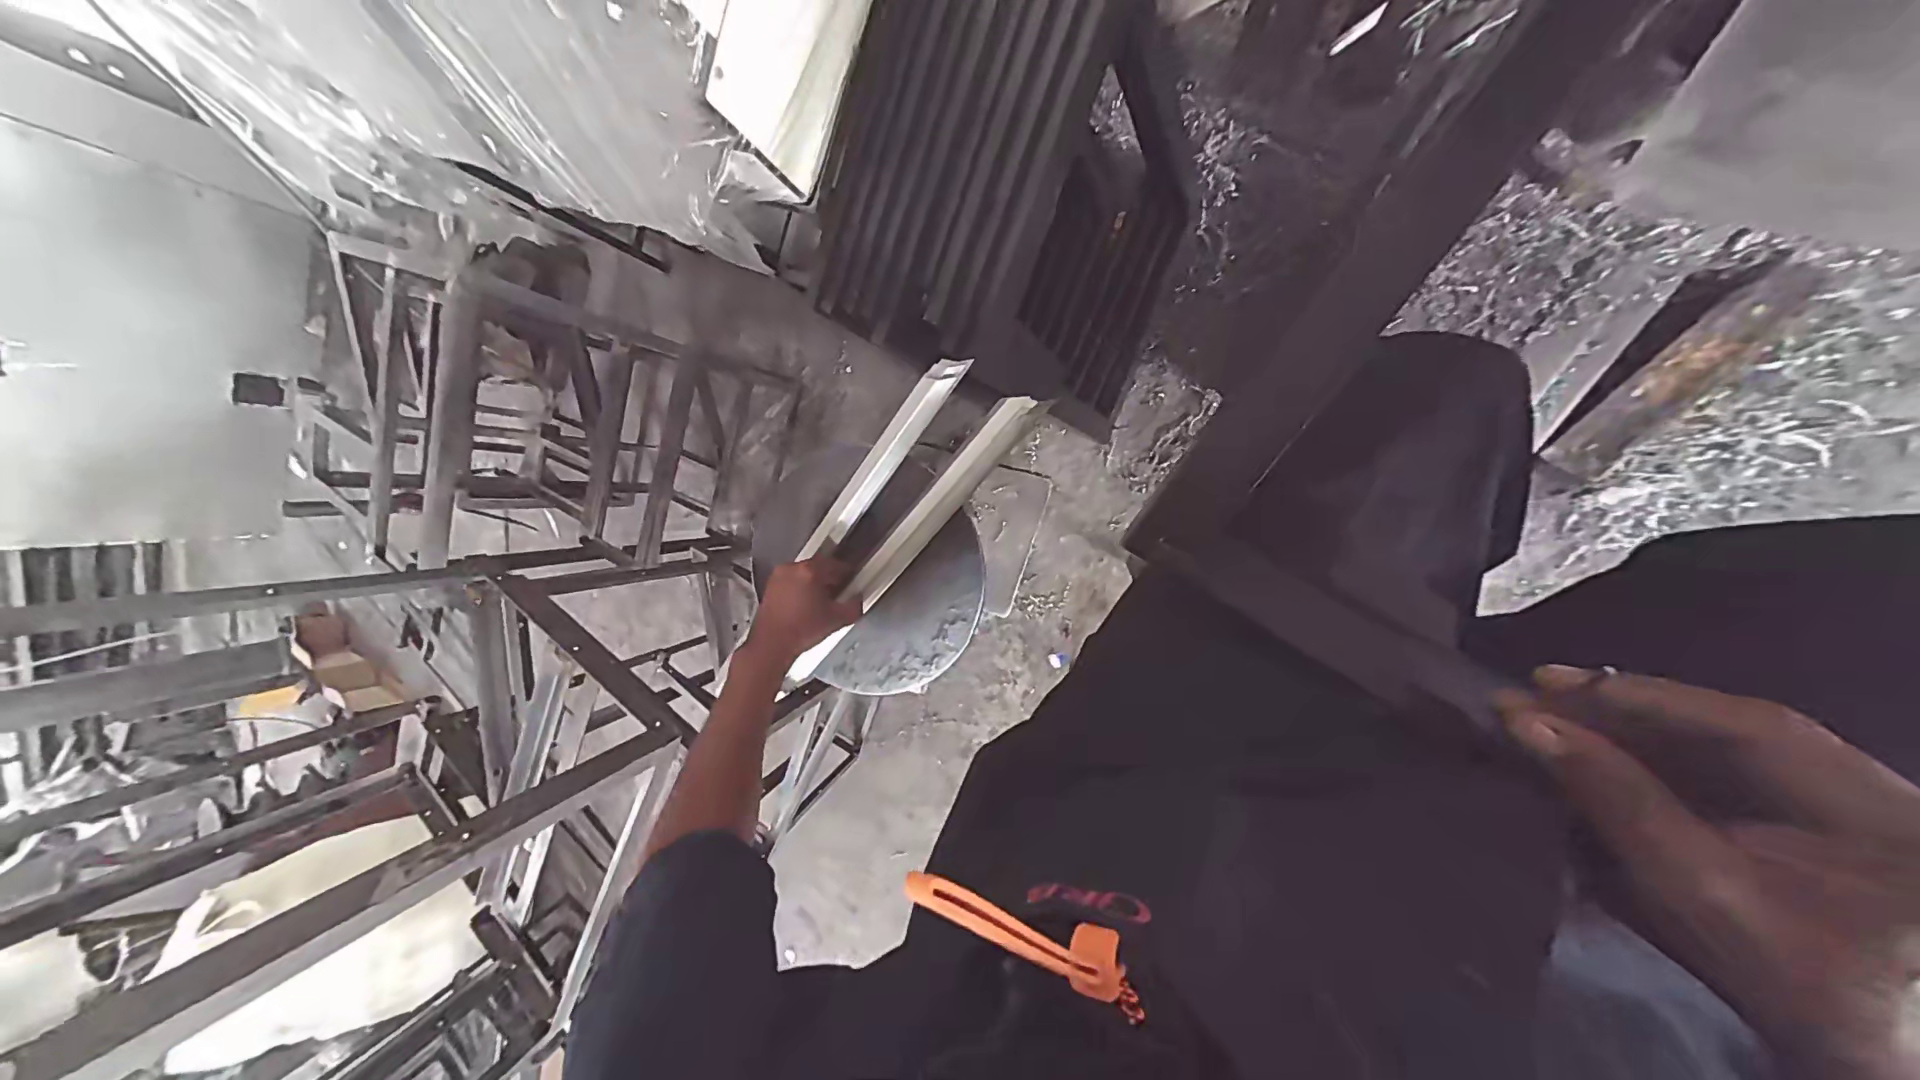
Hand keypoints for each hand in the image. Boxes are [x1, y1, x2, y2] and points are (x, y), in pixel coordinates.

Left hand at [742, 557, 862, 663]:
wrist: (772, 644)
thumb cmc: (800, 630)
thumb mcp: (837, 619)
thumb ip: (854, 606)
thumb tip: (857, 601)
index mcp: (810, 571)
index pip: (835, 564)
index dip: (846, 573)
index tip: (851, 579)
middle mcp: (792, 569)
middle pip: (818, 567)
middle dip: (830, 577)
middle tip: (839, 590)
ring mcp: (778, 577)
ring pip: (803, 574)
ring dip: (814, 583)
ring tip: (822, 600)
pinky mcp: (770, 588)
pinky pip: (791, 582)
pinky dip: (800, 588)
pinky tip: (806, 605)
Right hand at [1497, 668, 1919, 1079]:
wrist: (1879, 1076)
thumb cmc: (1794, 986)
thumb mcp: (1698, 893)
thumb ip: (1617, 801)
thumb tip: (1527, 724)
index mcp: (1879, 811)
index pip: (1752, 726)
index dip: (1643, 696)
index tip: (1547, 681)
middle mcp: (1872, 801)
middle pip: (1726, 735)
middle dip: (1621, 715)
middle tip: (1531, 694)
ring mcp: (1847, 823)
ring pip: (1716, 758)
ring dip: (1624, 740)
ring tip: (1544, 722)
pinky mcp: (1813, 845)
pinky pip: (1718, 785)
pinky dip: (1646, 770)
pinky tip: (1593, 761)